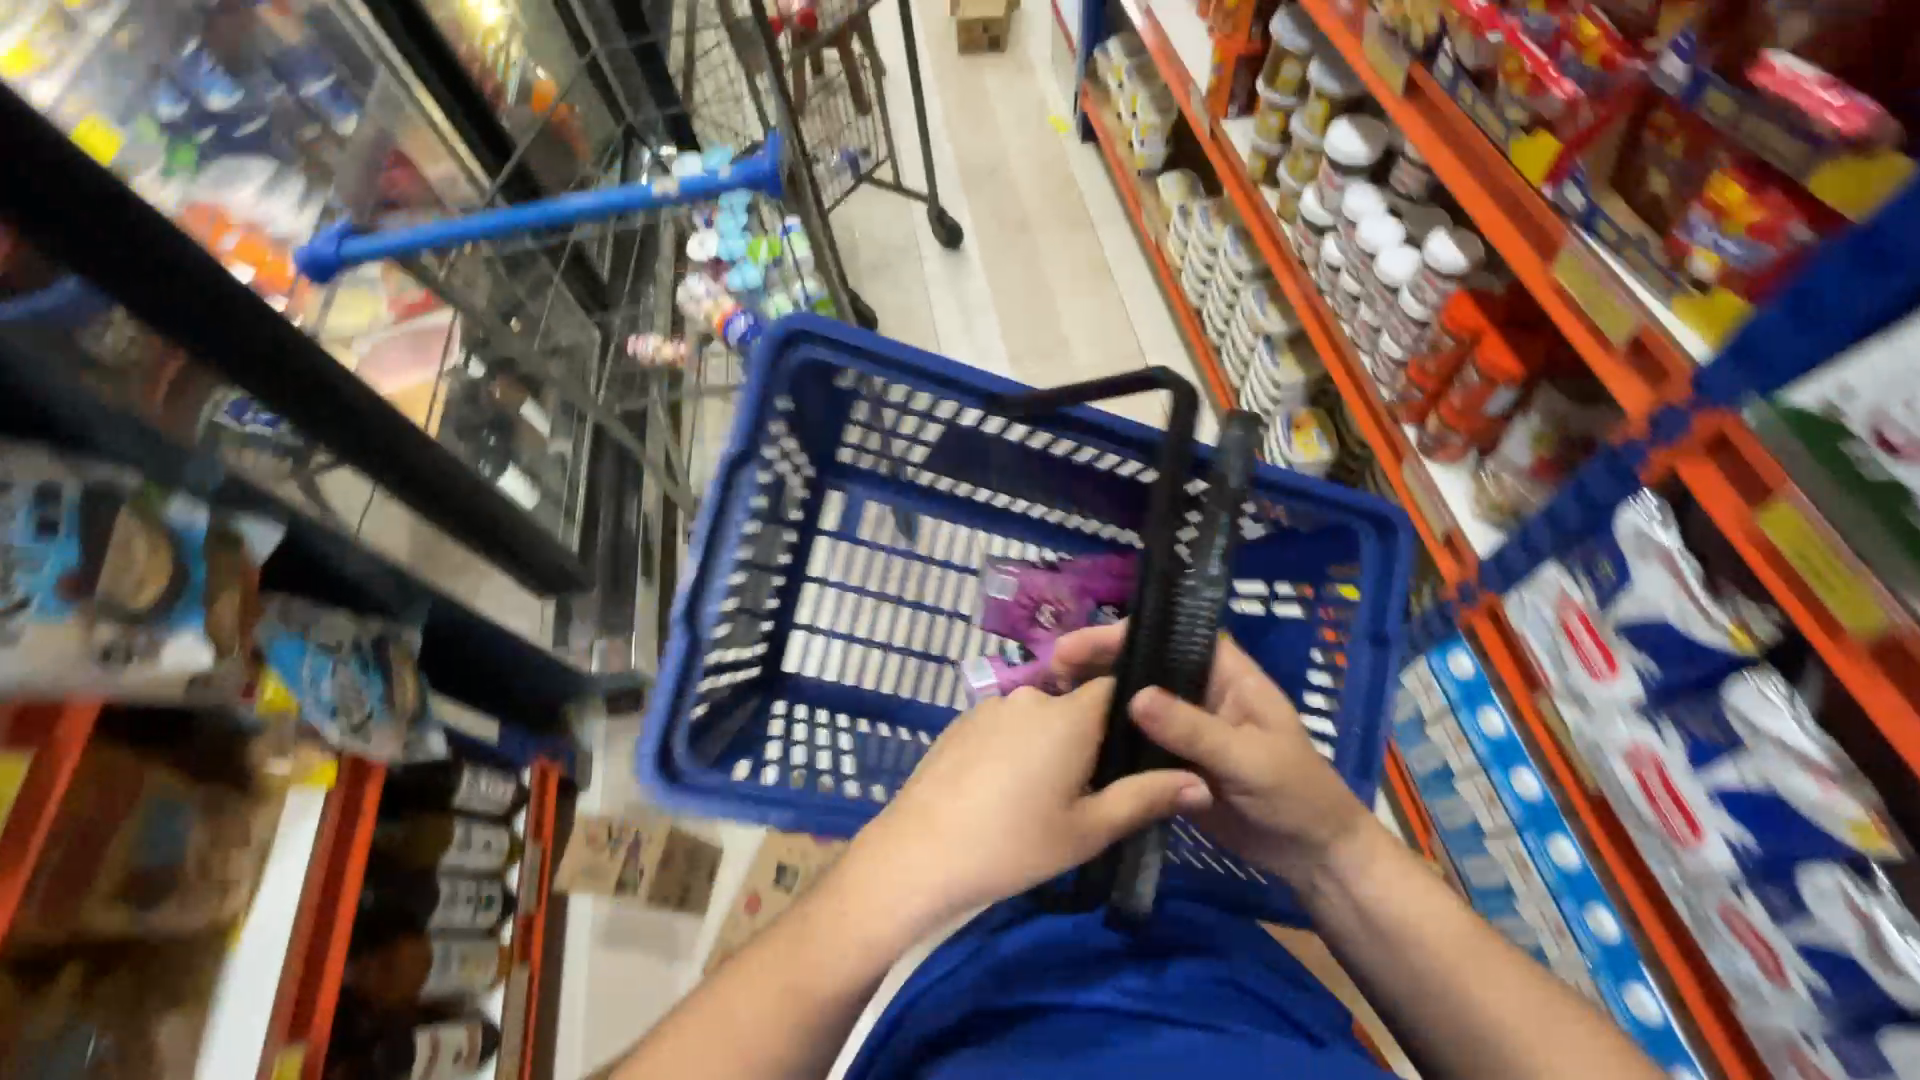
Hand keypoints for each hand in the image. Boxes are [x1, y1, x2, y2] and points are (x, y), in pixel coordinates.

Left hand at [841, 678, 1211, 929]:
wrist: (920, 852)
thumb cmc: (1014, 843)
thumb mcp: (1088, 829)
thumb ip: (1146, 798)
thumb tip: (1202, 783)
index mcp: (1068, 715)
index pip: (1115, 687)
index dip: (1133, 711)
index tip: (1141, 744)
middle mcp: (1030, 697)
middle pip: (1076, 703)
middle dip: (1089, 736)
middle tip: (1090, 786)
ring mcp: (989, 707)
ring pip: (1038, 716)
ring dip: (1049, 743)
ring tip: (1044, 793)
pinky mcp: (960, 723)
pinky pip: (1004, 725)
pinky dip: (1015, 747)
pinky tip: (1004, 789)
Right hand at [1052, 622, 1376, 883]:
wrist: (1310, 855)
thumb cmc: (1295, 794)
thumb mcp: (1249, 759)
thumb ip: (1194, 730)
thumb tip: (1135, 697)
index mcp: (1228, 675)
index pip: (1174, 636)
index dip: (1131, 632)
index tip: (1085, 642)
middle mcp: (1200, 692)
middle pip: (1146, 663)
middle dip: (1101, 661)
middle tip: (1054, 668)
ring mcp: (1184, 727)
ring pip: (1134, 700)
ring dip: (1097, 696)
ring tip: (1052, 696)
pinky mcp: (1171, 760)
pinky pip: (1134, 740)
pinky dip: (1106, 736)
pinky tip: (1072, 739)